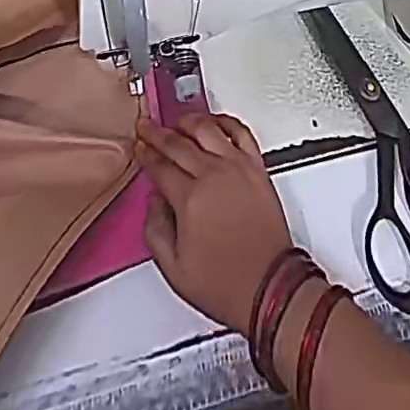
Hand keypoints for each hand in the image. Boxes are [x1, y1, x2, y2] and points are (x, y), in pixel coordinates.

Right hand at [136, 114, 293, 334]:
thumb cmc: (227, 282)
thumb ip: (155, 230)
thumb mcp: (174, 269)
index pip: (160, 165)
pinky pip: (240, 132)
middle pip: (178, 142)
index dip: (146, 153)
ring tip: (177, 121)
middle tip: (148, 127)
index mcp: (189, 200)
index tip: (140, 147)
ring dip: (187, 121)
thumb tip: (154, 202)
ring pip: (206, 129)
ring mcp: (237, 168)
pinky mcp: (257, 168)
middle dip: (157, 132)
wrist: (270, 288)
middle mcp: (213, 176)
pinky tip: (215, 121)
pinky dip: (225, 121)